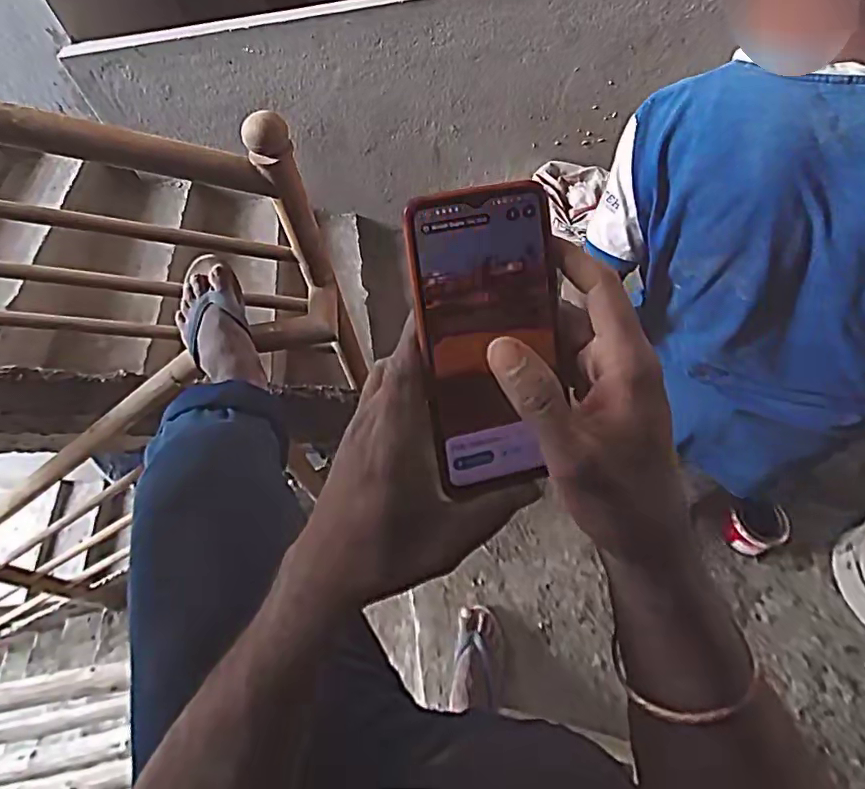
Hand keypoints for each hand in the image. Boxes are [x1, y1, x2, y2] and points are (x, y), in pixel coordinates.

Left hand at [288, 315, 536, 606]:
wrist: (327, 566)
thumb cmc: (385, 546)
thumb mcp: (452, 533)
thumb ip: (497, 504)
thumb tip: (538, 477)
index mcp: (396, 419)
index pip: (408, 352)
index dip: (429, 319)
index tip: (461, 299)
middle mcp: (375, 408)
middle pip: (402, 354)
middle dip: (437, 338)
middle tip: (481, 336)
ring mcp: (361, 419)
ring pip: (391, 370)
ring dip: (420, 361)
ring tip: (464, 367)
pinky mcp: (356, 432)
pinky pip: (384, 390)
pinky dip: (407, 383)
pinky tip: (436, 407)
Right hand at [485, 242, 691, 566]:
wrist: (647, 545)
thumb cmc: (618, 498)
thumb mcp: (571, 450)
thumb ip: (537, 397)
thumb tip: (499, 344)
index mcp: (626, 361)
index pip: (601, 289)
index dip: (570, 258)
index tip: (530, 239)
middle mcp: (620, 362)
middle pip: (577, 310)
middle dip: (534, 294)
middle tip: (485, 284)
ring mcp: (610, 382)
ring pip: (566, 339)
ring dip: (530, 328)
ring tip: (482, 318)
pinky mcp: (598, 401)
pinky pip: (563, 365)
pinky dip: (535, 357)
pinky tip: (499, 362)